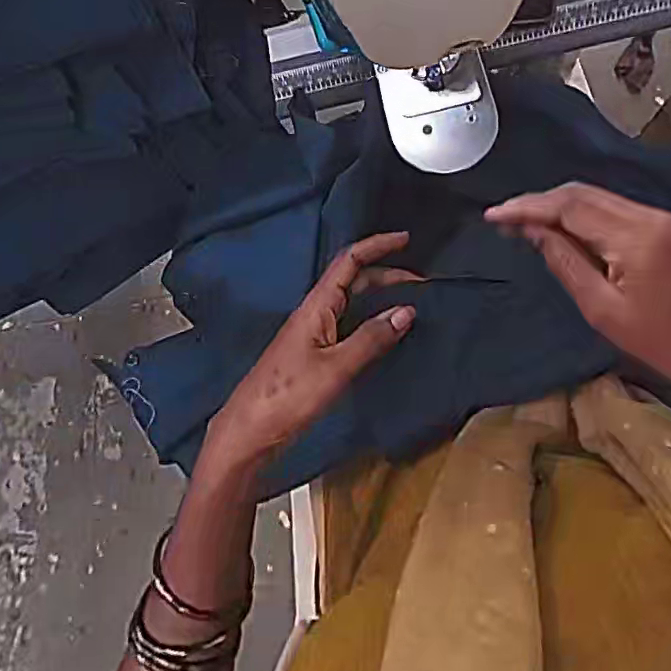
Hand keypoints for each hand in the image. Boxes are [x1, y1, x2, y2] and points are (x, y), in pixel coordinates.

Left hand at [200, 232, 419, 481]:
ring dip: (379, 295)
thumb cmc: (288, 397)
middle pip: (352, 279)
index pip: (349, 261)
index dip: (376, 246)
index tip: (406, 239)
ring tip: (410, 301)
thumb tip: (407, 310)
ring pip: (351, 302)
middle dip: (386, 273)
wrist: (249, 432)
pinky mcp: (313, 354)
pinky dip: (370, 320)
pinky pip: (348, 324)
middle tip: (421, 280)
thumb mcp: (336, 368)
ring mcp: (313, 333)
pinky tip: (385, 333)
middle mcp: (314, 313)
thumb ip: (371, 339)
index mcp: (316, 307)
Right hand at [484, 183, 670, 423]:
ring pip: (593, 196)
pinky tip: (556, 224)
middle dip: (538, 202)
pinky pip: (607, 207)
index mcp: (636, 238)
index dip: (528, 207)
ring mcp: (656, 217)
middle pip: (581, 194)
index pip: (570, 207)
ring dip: (555, 205)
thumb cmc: (655, 339)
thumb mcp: (599, 307)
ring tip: (521, 221)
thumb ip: (564, 260)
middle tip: (503, 218)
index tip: (495, 215)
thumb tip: (532, 229)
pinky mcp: (657, 224)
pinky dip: (576, 212)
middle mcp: (649, 216)